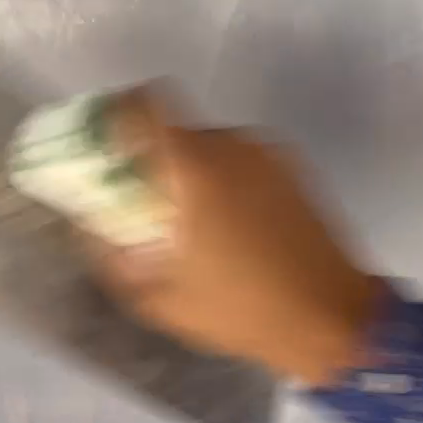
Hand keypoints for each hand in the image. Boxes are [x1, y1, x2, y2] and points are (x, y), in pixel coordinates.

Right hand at [93, 85, 382, 387]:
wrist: (330, 318)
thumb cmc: (242, 312)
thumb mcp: (161, 302)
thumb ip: (114, 261)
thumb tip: (91, 232)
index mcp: (195, 170)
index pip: (145, 104)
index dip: (117, 115)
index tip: (107, 146)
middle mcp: (233, 145)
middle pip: (177, 131)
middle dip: (155, 163)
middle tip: (148, 207)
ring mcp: (269, 154)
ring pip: (212, 148)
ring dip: (192, 176)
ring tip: (194, 228)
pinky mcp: (295, 170)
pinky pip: (243, 163)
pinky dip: (225, 184)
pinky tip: (232, 232)